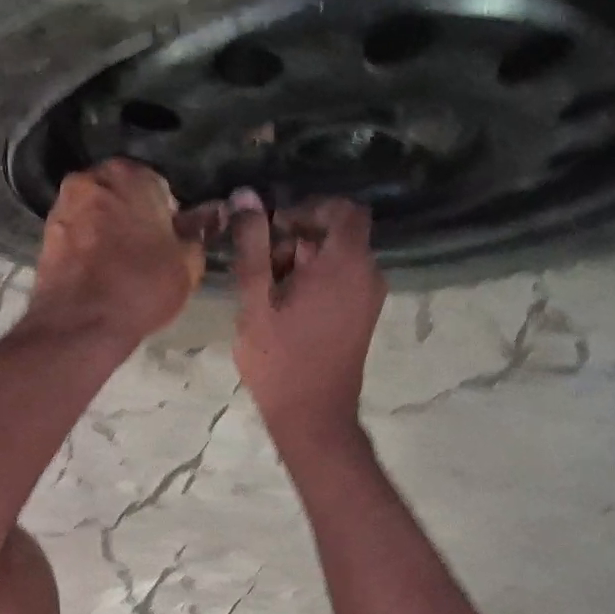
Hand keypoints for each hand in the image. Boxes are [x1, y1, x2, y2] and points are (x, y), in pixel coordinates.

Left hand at [27, 159, 204, 341]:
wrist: (80, 326)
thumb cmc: (140, 288)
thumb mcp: (186, 263)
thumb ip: (199, 232)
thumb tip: (211, 214)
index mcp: (130, 174)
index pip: (160, 186)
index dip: (170, 216)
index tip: (172, 242)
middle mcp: (91, 179)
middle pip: (123, 195)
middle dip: (136, 217)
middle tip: (149, 254)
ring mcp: (62, 206)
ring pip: (97, 213)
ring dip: (110, 231)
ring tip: (122, 267)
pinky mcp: (45, 235)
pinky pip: (78, 234)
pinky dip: (89, 247)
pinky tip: (100, 274)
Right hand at [231, 192, 385, 438]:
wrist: (313, 416)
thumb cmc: (280, 360)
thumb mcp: (256, 301)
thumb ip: (251, 246)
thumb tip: (245, 196)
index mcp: (346, 264)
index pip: (342, 209)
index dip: (308, 208)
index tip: (274, 228)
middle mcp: (368, 274)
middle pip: (338, 233)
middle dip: (299, 237)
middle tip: (262, 263)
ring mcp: (370, 297)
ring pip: (338, 258)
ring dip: (304, 261)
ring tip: (269, 289)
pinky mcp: (363, 316)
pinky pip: (344, 280)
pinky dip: (317, 280)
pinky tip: (285, 306)